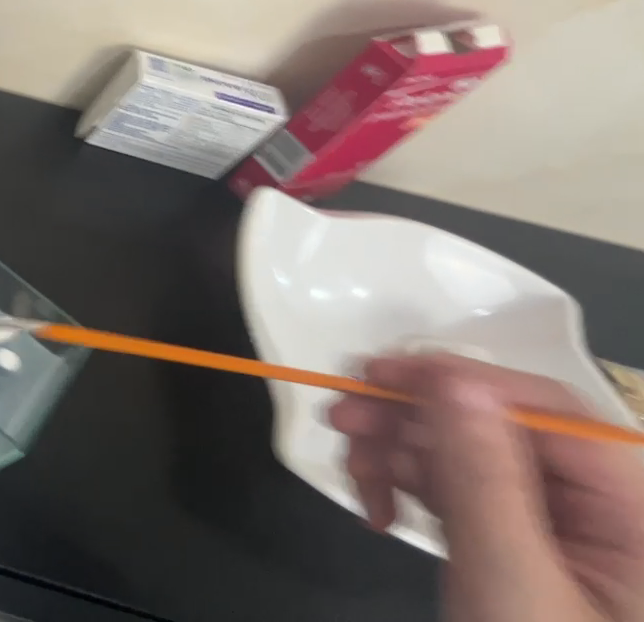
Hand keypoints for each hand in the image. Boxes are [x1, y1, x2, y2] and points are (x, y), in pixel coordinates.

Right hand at [328, 354, 643, 621]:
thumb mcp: (511, 578)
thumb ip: (485, 478)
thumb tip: (454, 381)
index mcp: (637, 513)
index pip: (550, 411)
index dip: (462, 381)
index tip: (374, 375)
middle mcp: (603, 509)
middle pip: (493, 425)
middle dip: (408, 420)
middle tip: (339, 423)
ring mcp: (556, 525)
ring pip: (459, 450)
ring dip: (393, 454)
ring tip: (355, 481)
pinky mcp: (513, 537)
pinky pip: (449, 484)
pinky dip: (402, 486)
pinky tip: (378, 510)